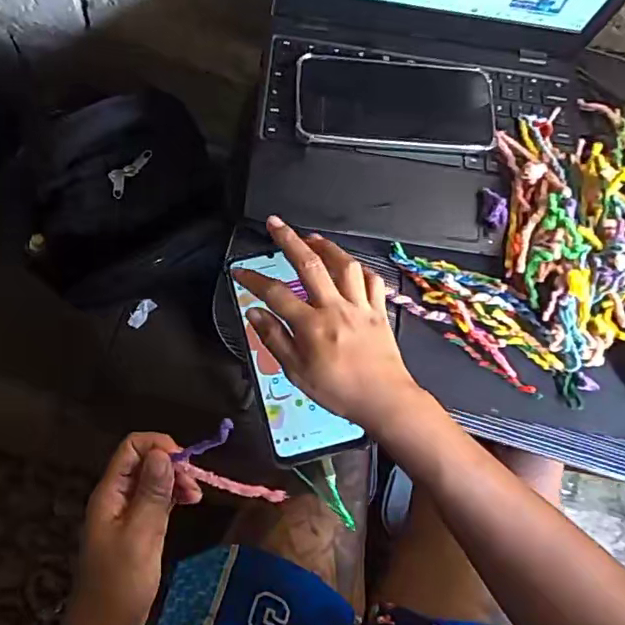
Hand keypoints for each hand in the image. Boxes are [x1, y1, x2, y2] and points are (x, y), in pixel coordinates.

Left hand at [50, 433, 200, 624]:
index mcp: (109, 492)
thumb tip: (164, 453)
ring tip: (196, 498)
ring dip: (175, 480)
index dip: (159, 446)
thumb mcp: (141, 536)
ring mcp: (126, 511)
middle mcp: (116, 495)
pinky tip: (188, 504)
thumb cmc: (120, 584)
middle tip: (195, 487)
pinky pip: (155, 498)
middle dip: (172, 464)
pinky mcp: (137, 526)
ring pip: (152, 478)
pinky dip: (172, 496)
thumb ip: (152, 494)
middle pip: (144, 459)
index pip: (132, 447)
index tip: (185, 465)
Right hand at [231, 216, 428, 431]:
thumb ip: (274, 339)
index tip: (240, 271)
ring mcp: (359, 307)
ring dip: (326, 247)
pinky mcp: (378, 311)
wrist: (384, 401)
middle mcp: (335, 309)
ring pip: (344, 265)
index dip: (253, 279)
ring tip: (312, 238)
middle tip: (276, 224)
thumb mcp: (297, 372)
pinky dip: (359, 269)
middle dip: (289, 240)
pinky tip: (350, 266)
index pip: (275, 294)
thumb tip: (254, 315)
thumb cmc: (340, 391)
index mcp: (311, 326)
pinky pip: (371, 280)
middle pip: (309, 265)